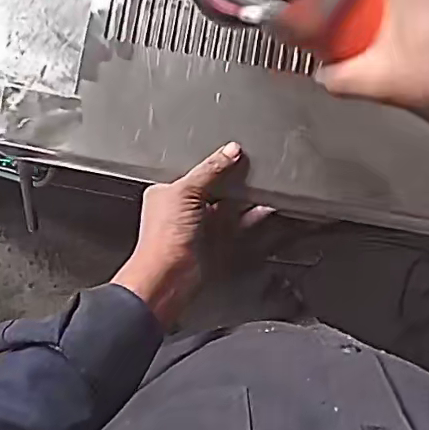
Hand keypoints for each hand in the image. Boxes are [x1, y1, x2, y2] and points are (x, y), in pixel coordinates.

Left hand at [111, 142, 273, 327]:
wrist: (169, 278)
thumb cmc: (163, 238)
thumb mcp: (185, 191)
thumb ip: (210, 170)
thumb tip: (229, 151)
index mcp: (166, 193)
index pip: (192, 171)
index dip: (211, 162)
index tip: (232, 151)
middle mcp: (183, 209)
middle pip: (213, 187)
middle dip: (232, 178)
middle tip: (252, 164)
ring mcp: (201, 226)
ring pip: (229, 205)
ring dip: (246, 196)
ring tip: (264, 182)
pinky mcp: (217, 242)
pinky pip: (239, 224)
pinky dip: (254, 215)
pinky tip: (265, 206)